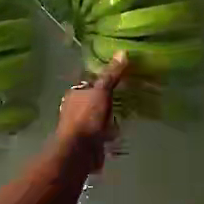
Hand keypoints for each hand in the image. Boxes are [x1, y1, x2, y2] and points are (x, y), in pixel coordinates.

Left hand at [53, 51, 128, 172]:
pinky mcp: (90, 140)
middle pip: (95, 99)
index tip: (119, 75)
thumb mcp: (101, 92)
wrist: (80, 150)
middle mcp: (76, 108)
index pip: (90, 82)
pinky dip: (111, 131)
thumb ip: (111, 75)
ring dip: (110, 116)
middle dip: (108, 98)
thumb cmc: (87, 117)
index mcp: (75, 94)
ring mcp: (82, 125)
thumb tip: (123, 52)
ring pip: (99, 116)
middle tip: (128, 93)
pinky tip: (121, 129)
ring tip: (128, 111)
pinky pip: (104, 132)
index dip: (103, 79)